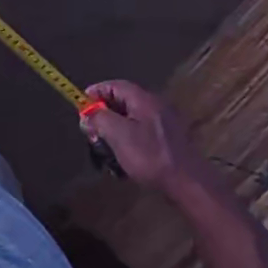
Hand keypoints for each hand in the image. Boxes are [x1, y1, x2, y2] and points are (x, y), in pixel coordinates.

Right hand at [79, 81, 209, 194]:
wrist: (186, 182)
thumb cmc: (149, 156)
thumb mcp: (117, 134)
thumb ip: (98, 118)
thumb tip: (87, 114)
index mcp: (145, 101)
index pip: (115, 85)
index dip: (95, 92)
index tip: (80, 107)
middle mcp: (156, 107)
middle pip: (121, 102)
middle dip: (101, 114)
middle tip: (90, 130)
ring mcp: (163, 124)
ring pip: (129, 118)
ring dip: (111, 129)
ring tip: (103, 146)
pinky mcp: (166, 140)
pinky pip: (138, 132)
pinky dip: (125, 139)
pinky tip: (120, 156)